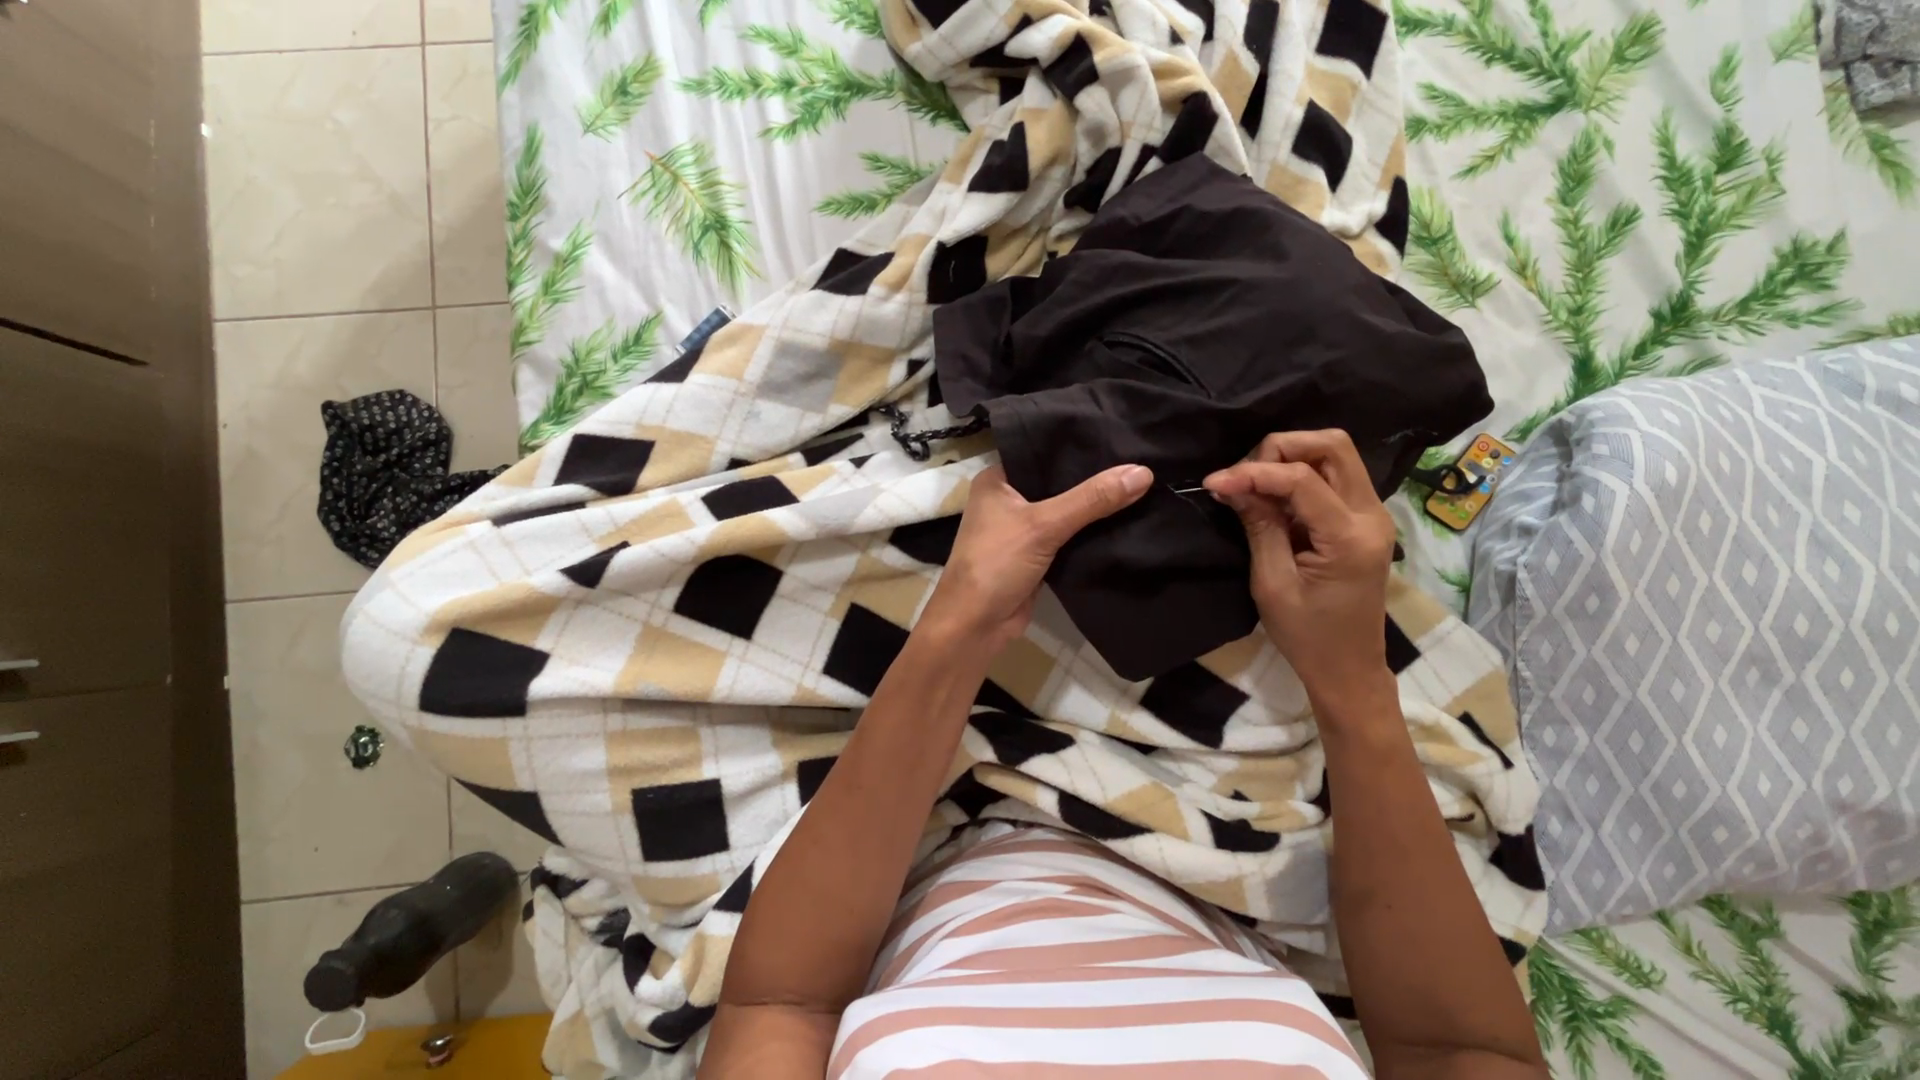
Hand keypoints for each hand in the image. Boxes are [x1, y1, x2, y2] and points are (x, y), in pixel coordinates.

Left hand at [919, 462, 1152, 652]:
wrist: (976, 626)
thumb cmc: (996, 563)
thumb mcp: (1044, 524)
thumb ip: (1093, 499)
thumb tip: (1144, 472)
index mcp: (998, 479)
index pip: (1044, 452)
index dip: (1080, 443)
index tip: (1121, 432)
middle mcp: (1009, 499)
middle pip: (1059, 481)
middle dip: (1094, 477)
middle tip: (1140, 459)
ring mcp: (1023, 529)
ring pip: (1067, 510)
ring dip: (1096, 506)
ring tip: (1144, 482)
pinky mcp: (1038, 555)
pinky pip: (1070, 535)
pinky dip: (1092, 531)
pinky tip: (1127, 518)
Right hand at [1203, 430, 1396, 703]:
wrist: (1347, 667)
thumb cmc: (1307, 636)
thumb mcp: (1272, 583)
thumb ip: (1259, 525)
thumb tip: (1232, 483)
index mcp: (1349, 537)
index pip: (1301, 479)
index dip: (1253, 472)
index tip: (1214, 482)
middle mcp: (1371, 515)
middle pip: (1332, 446)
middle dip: (1281, 448)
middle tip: (1243, 475)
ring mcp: (1373, 515)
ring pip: (1335, 455)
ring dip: (1291, 458)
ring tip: (1253, 485)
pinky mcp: (1363, 520)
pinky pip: (1334, 476)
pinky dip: (1299, 475)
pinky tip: (1270, 496)